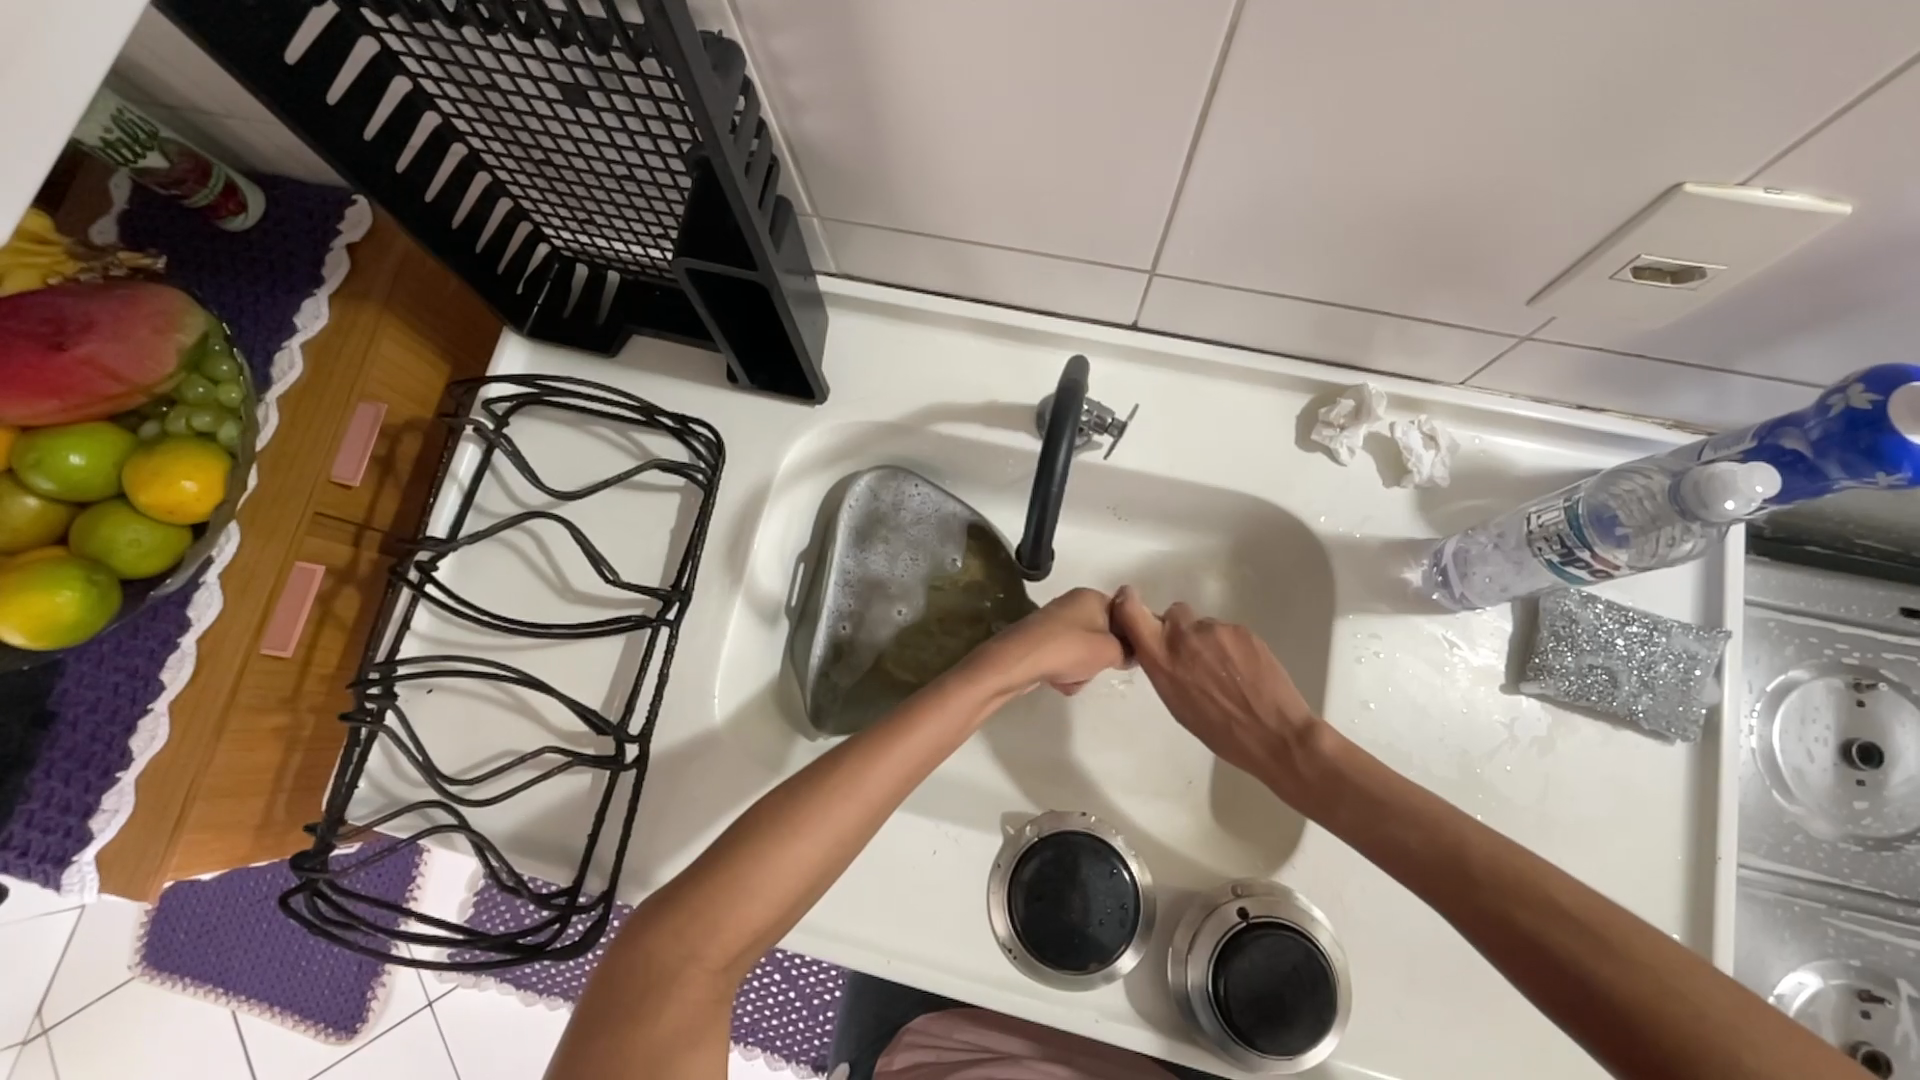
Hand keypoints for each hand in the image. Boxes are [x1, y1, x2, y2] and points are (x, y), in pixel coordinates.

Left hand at [969, 587, 1126, 696]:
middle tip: (1095, 665)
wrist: (1018, 662)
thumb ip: (1128, 650)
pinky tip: (1058, 680)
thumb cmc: (1069, 649)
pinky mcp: (1040, 642)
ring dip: (1082, 670)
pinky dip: (1064, 673)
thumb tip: (1127, 653)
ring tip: (1073, 675)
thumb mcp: (1111, 651)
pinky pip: (1064, 660)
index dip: (1129, 636)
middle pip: (1102, 636)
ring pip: (1083, 652)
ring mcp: (1054, 624)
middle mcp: (1073, 604)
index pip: (1124, 614)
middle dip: (1100, 657)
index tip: (1128, 655)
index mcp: (1092, 596)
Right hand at [1110, 586, 1328, 798]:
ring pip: (1204, 625)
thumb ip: (1164, 668)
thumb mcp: (1176, 703)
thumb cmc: (1219, 731)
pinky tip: (1244, 672)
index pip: (1131, 611)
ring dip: (1209, 642)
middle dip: (1180, 630)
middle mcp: (1184, 637)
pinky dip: (1232, 647)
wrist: (1274, 734)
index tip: (1131, 604)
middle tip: (1195, 657)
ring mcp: (1216, 630)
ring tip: (1226, 673)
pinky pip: (1228, 632)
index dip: (1129, 603)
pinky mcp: (1243, 630)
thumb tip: (1164, 653)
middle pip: (1174, 614)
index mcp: (1161, 659)